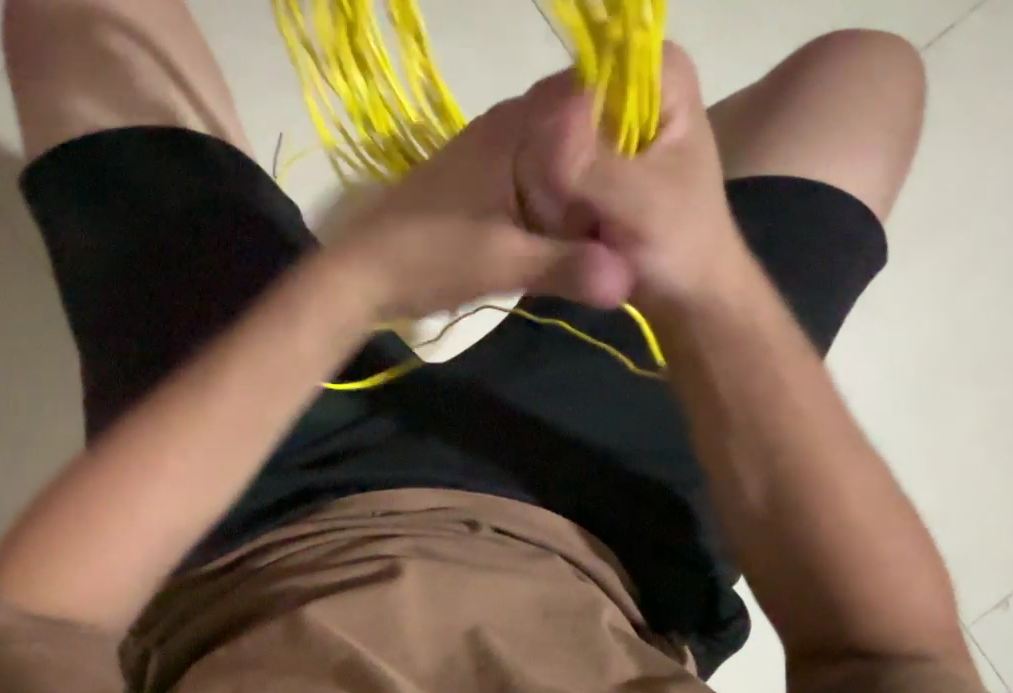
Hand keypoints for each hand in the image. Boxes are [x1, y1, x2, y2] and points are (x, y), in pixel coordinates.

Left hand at [325, 74, 634, 322]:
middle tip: (640, 200)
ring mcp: (483, 156)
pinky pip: (527, 181)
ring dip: (577, 186)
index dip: (626, 118)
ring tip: (613, 219)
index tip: (655, 160)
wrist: (358, 277)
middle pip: (575, 128)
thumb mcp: (504, 265)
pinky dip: (548, 201)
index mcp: (514, 127)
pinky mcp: (472, 185)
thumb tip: (628, 280)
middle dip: (606, 161)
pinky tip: (565, 232)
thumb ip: (568, 267)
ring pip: (550, 157)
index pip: (589, 92)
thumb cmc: (428, 257)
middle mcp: (501, 129)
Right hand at [517, 45, 755, 307]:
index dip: (564, 118)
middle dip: (554, 162)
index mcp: (662, 79)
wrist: (686, 296)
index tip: (562, 170)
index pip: (587, 72)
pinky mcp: (590, 168)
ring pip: (546, 144)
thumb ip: (587, 162)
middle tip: (572, 211)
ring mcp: (608, 133)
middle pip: (560, 107)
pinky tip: (561, 229)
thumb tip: (539, 129)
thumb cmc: (678, 246)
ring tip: (572, 226)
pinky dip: (548, 202)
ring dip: (548, 189)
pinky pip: (546, 172)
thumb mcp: (636, 202)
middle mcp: (633, 93)